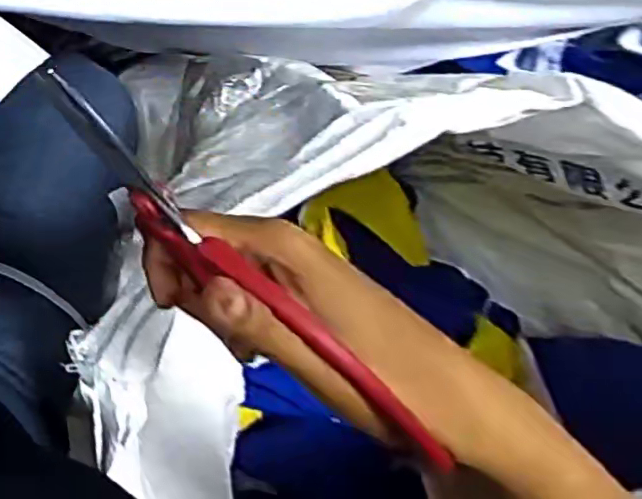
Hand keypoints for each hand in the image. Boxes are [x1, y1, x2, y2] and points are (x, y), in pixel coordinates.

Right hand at [144, 212, 624, 497]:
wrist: (477, 419)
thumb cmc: (399, 386)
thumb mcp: (319, 361)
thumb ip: (253, 320)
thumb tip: (201, 286)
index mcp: (279, 242)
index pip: (188, 223)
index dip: (164, 255)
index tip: (169, 302)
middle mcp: (278, 239)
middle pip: (197, 244)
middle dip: (193, 288)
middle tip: (223, 335)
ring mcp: (288, 259)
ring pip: (215, 266)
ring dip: (214, 305)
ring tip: (247, 346)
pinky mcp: (295, 281)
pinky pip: (239, 281)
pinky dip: (234, 310)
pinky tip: (257, 341)